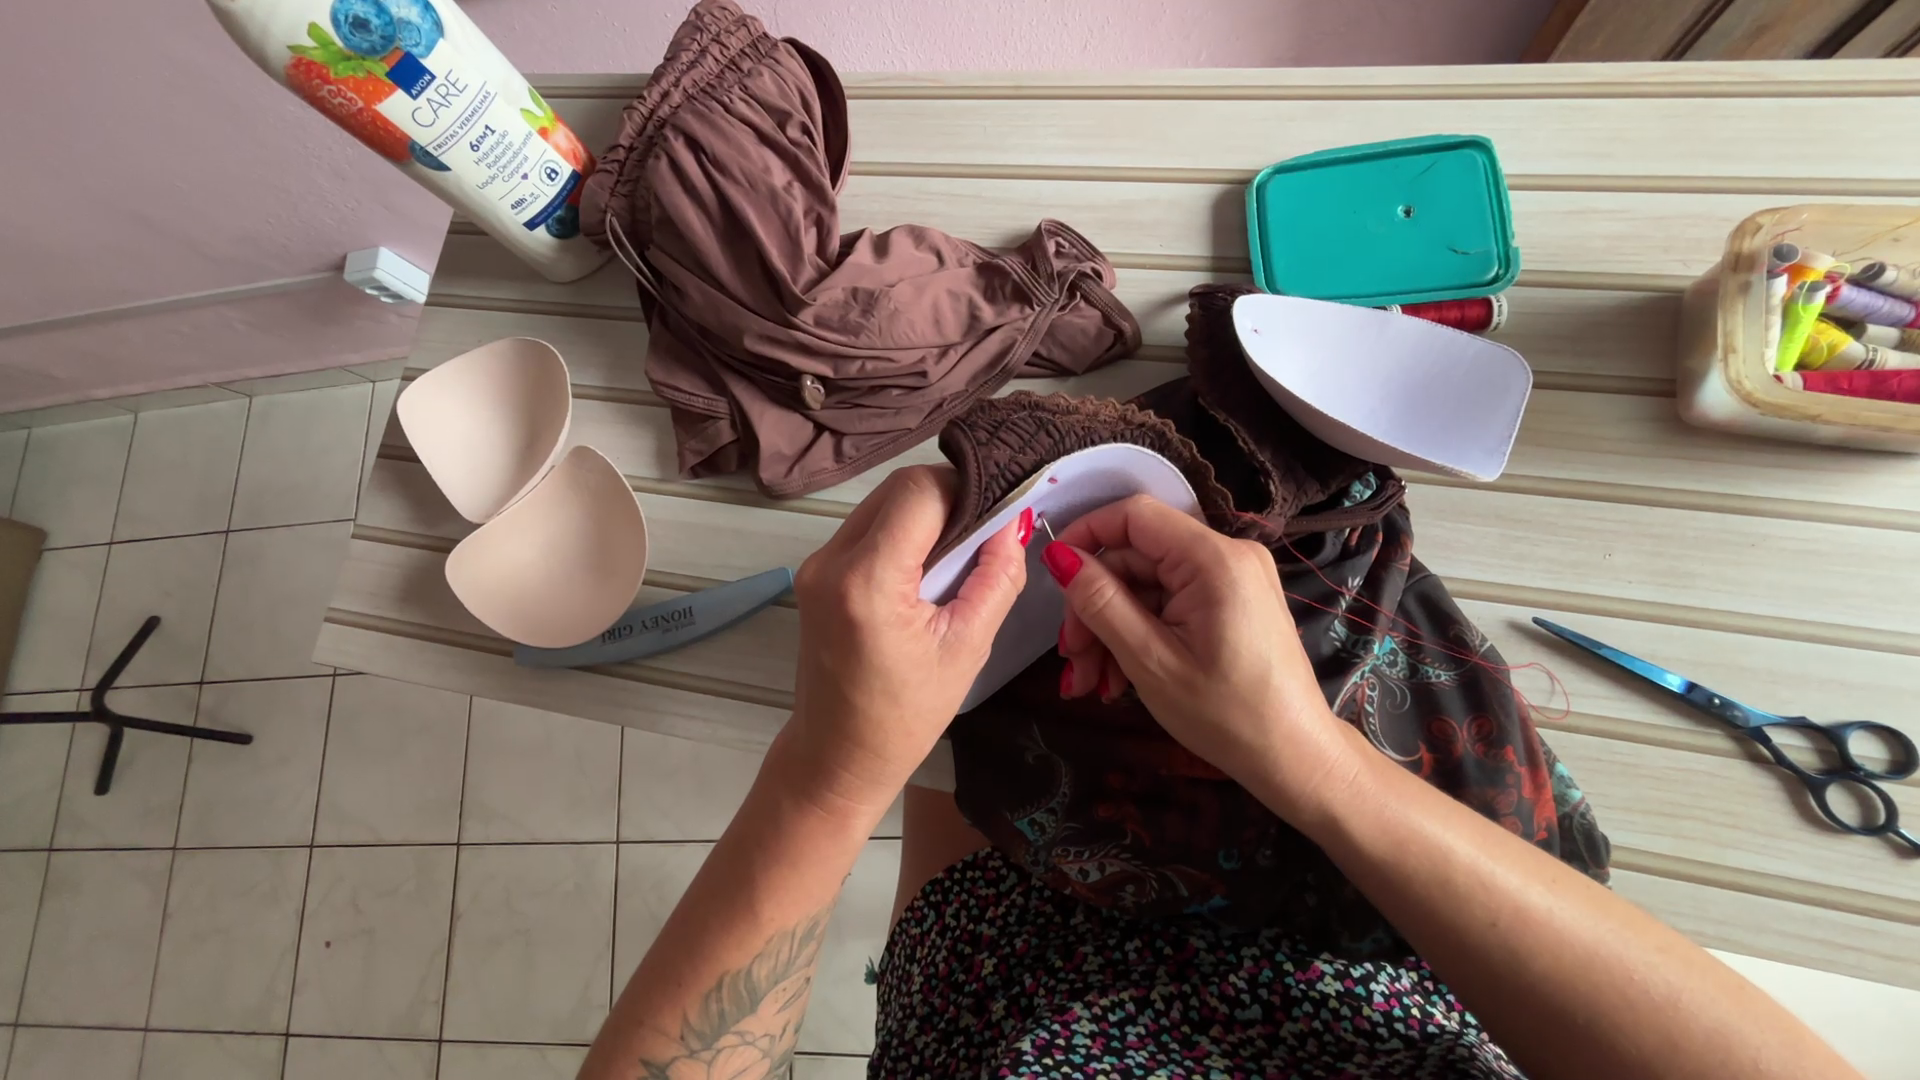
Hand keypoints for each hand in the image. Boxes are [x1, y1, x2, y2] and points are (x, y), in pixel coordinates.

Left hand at [785, 466, 1029, 815]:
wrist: (837, 756)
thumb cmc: (906, 716)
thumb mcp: (968, 648)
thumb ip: (997, 577)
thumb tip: (1015, 520)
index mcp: (868, 582)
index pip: (920, 491)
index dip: (967, 489)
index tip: (1000, 513)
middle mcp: (831, 560)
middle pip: (898, 487)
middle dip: (949, 495)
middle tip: (984, 532)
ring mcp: (816, 563)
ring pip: (881, 501)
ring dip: (925, 511)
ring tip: (957, 552)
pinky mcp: (815, 571)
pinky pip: (867, 525)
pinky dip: (903, 529)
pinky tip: (925, 566)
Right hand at [1046, 495, 1363, 819]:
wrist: (1294, 759)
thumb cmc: (1225, 715)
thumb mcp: (1149, 660)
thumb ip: (1100, 602)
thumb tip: (1057, 556)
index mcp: (1213, 559)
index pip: (1134, 514)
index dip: (1085, 534)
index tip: (1051, 573)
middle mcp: (1225, 555)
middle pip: (1134, 558)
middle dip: (1093, 607)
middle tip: (1071, 661)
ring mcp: (1229, 579)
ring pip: (1145, 586)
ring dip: (1109, 630)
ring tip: (1091, 684)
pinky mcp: (1228, 602)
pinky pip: (1167, 604)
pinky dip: (1137, 636)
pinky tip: (1118, 679)